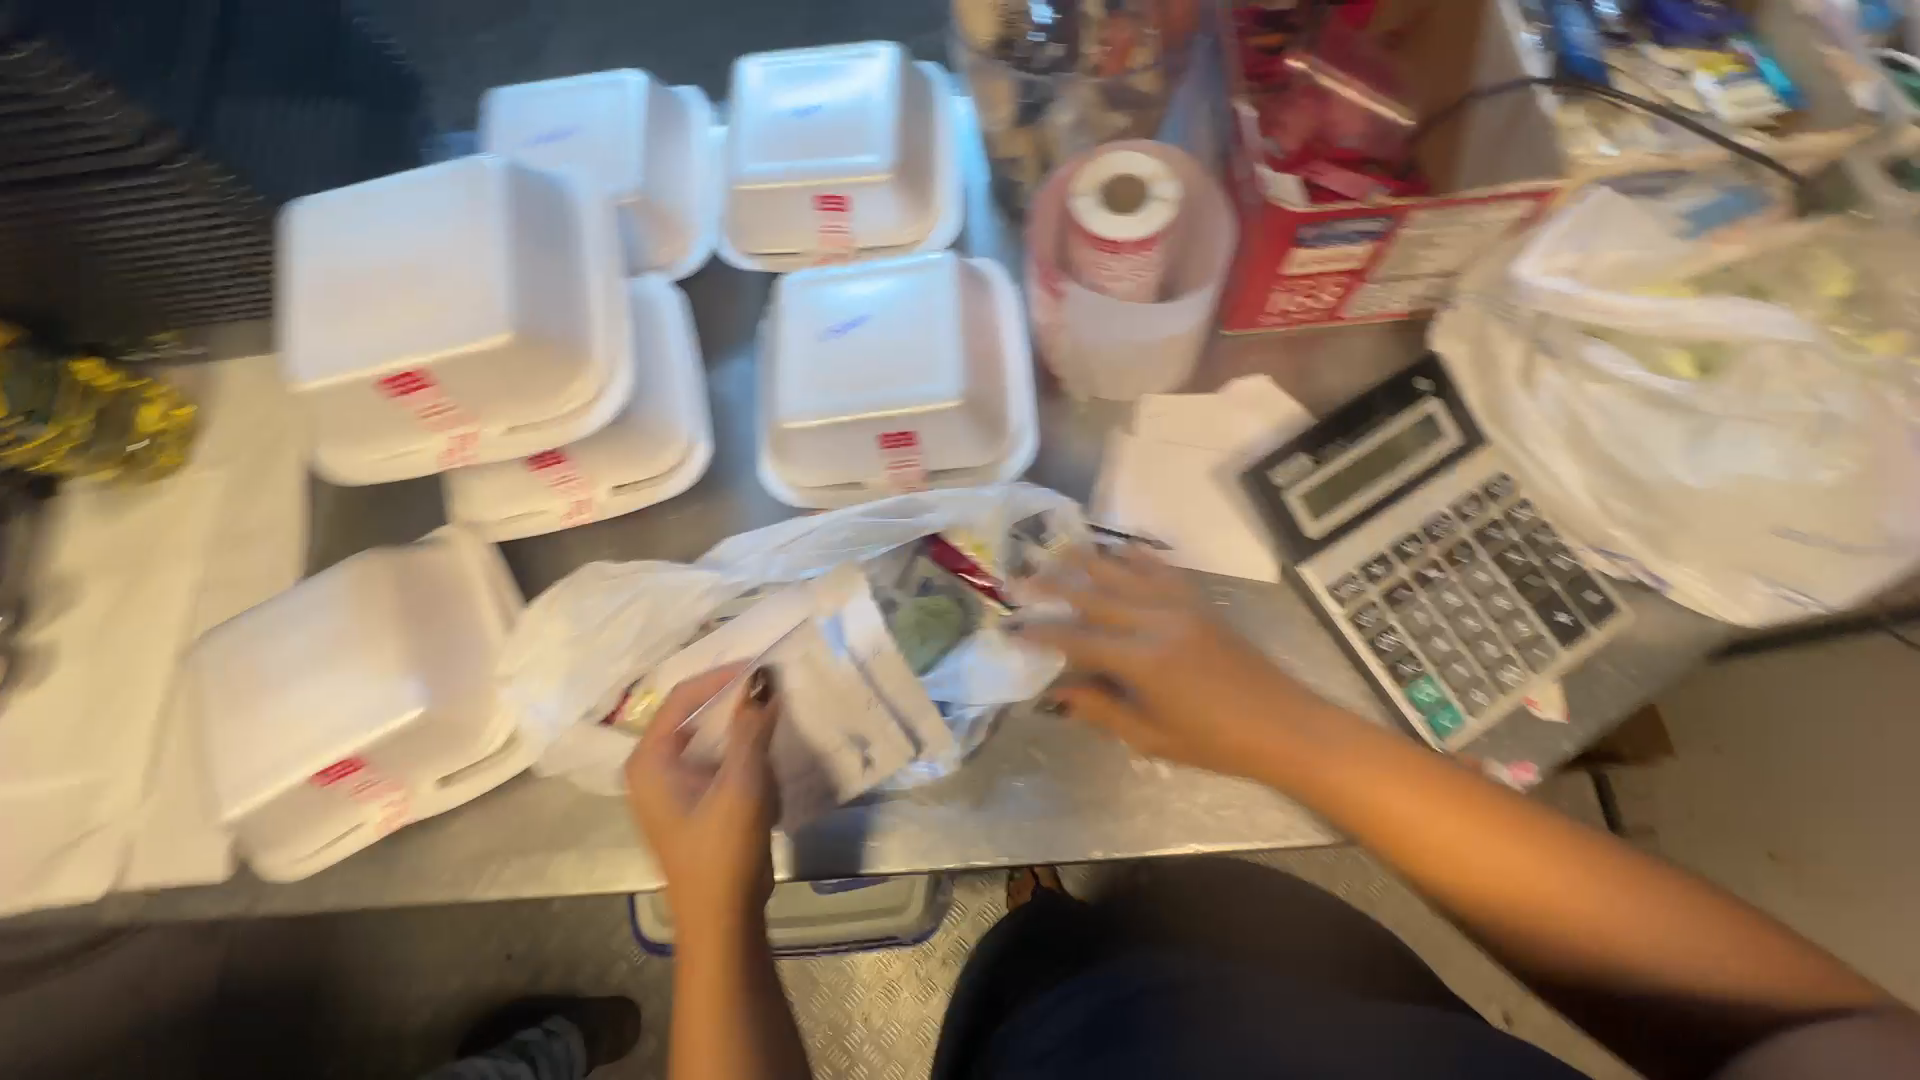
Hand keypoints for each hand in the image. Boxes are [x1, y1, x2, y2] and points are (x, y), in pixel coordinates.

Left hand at [624, 664, 780, 933]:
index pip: (683, 696)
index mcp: (650, 760)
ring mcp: (672, 786)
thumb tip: (763, 679)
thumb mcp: (742, 784)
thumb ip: (751, 728)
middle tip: (772, 684)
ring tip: (776, 710)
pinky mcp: (693, 801)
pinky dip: (742, 748)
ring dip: (741, 724)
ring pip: (708, 736)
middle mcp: (653, 767)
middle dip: (734, 699)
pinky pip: (716, 758)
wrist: (723, 916)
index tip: (762, 667)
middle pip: (694, 713)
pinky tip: (769, 747)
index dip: (723, 676)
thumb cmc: (724, 850)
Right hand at [1009, 546, 1344, 779]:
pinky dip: (1136, 556)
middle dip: (1051, 585)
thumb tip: (1057, 691)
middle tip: (1017, 577)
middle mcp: (1157, 622)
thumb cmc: (1215, 742)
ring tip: (1054, 551)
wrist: (1284, 725)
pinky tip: (1118, 547)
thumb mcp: (1151, 736)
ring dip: (1086, 561)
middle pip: (1093, 595)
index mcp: (1142, 661)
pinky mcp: (1199, 603)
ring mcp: (1180, 607)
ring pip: (1123, 574)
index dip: (1040, 632)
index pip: (1077, 639)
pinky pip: (1161, 570)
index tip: (1009, 626)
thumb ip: (1101, 709)